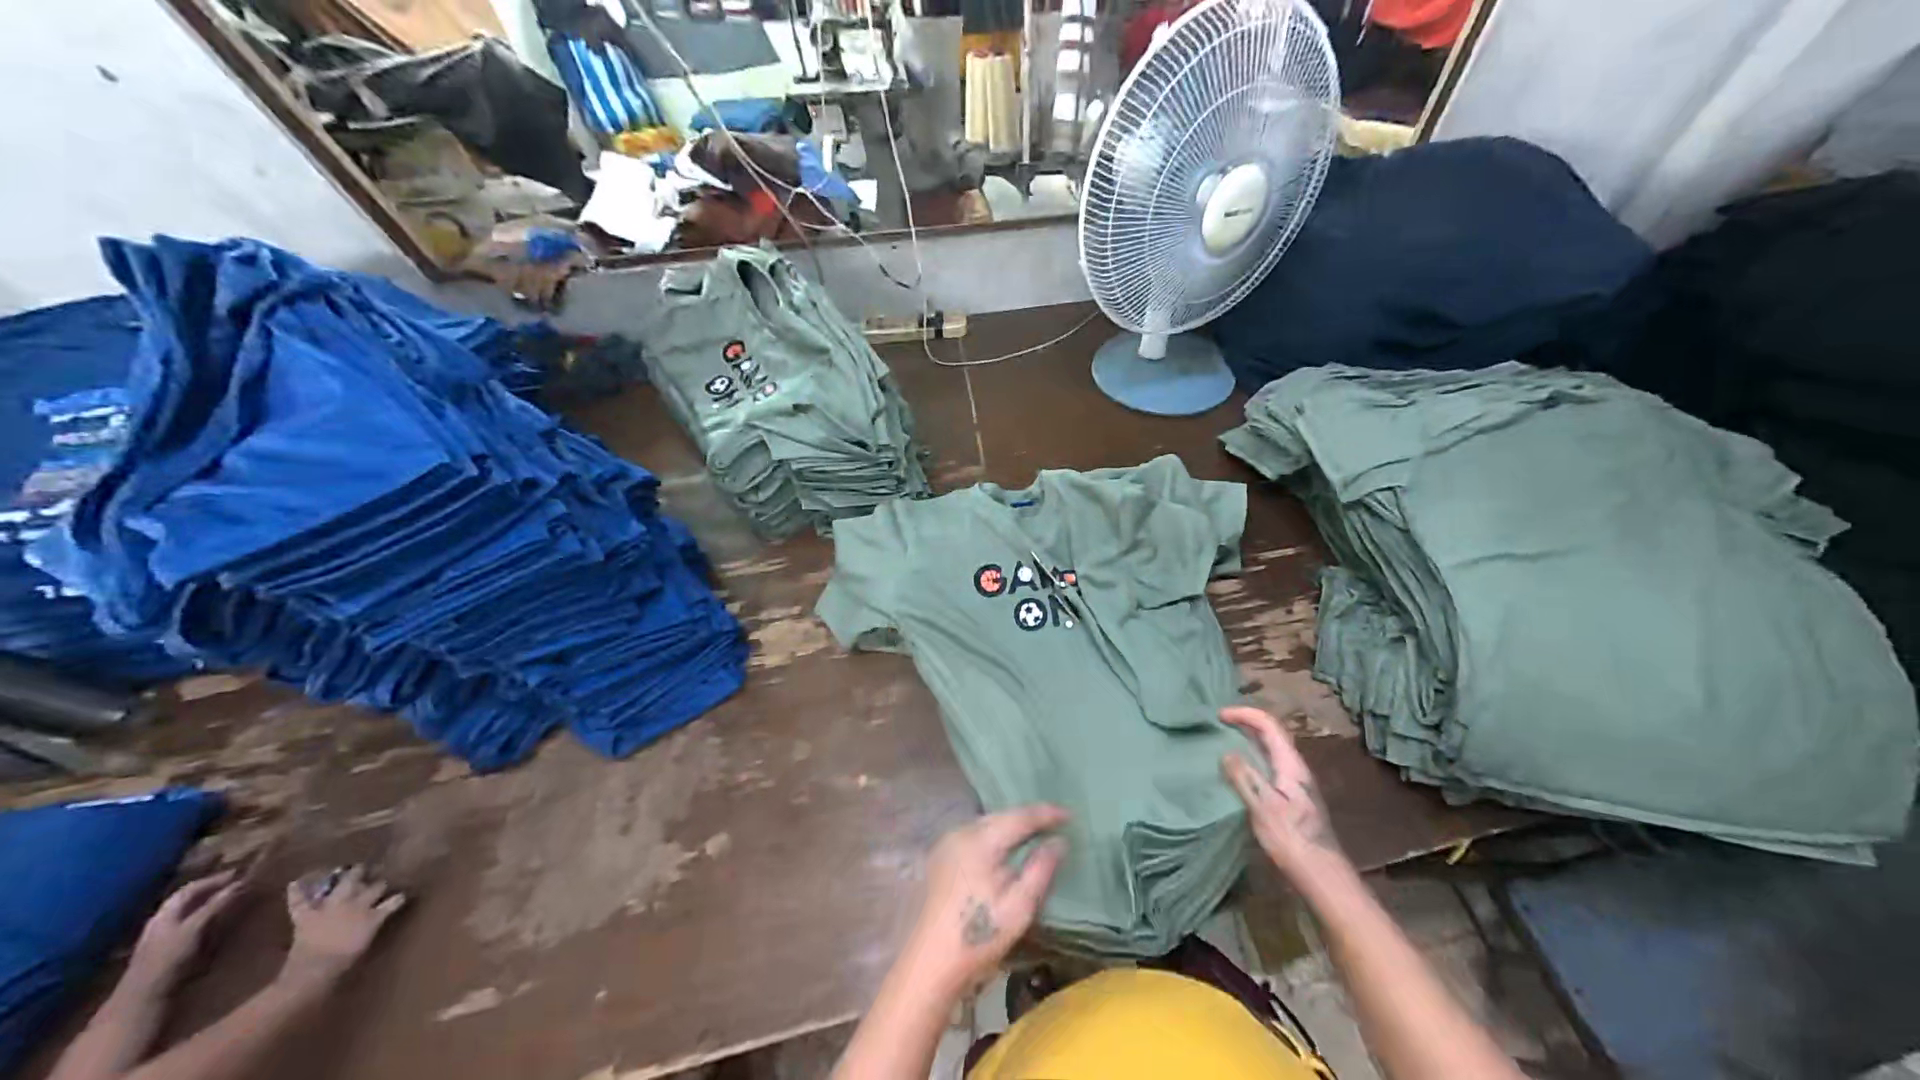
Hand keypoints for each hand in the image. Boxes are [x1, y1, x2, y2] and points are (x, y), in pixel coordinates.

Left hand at [125, 871, 244, 992]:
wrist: (142, 998)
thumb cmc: (169, 958)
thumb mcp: (196, 928)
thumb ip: (217, 905)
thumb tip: (242, 882)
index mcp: (166, 913)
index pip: (192, 888)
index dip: (216, 879)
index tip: (241, 873)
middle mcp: (162, 921)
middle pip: (188, 900)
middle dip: (213, 890)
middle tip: (240, 885)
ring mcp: (161, 937)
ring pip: (188, 913)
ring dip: (210, 905)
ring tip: (232, 902)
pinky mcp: (166, 951)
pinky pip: (190, 927)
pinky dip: (206, 920)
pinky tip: (217, 925)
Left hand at [280, 865, 405, 987]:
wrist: (313, 970)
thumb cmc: (343, 960)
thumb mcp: (367, 939)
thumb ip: (377, 920)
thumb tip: (389, 906)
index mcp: (372, 913)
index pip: (392, 900)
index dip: (396, 896)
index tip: (400, 893)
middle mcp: (355, 904)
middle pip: (371, 887)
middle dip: (376, 881)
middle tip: (377, 873)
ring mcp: (330, 907)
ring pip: (344, 884)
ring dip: (348, 876)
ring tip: (349, 869)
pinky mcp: (307, 915)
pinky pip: (300, 902)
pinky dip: (296, 893)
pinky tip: (294, 883)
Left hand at [905, 806, 1068, 994]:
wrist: (930, 962)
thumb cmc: (979, 936)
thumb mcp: (1019, 907)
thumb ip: (1041, 869)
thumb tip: (1059, 841)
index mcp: (980, 841)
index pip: (1019, 817)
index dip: (1046, 814)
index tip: (1070, 814)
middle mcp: (960, 832)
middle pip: (1000, 816)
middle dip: (1028, 817)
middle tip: (1055, 821)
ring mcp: (946, 843)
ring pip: (986, 824)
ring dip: (1009, 825)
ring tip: (1034, 831)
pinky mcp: (940, 856)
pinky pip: (973, 835)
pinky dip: (993, 835)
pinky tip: (1004, 847)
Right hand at [1220, 706, 1346, 877]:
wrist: (1321, 874)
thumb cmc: (1292, 840)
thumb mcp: (1263, 807)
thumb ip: (1245, 778)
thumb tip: (1227, 752)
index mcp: (1291, 765)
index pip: (1269, 725)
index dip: (1245, 714)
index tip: (1220, 715)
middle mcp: (1296, 769)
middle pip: (1273, 734)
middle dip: (1247, 722)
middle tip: (1221, 722)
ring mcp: (1296, 784)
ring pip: (1272, 749)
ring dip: (1250, 738)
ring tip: (1226, 740)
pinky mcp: (1292, 798)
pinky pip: (1270, 765)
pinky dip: (1252, 756)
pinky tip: (1241, 770)